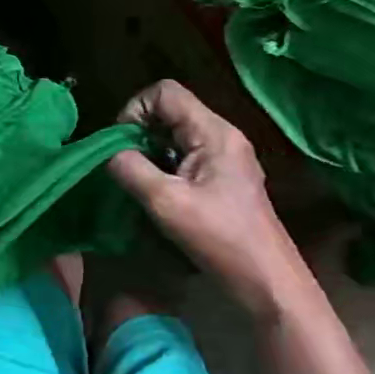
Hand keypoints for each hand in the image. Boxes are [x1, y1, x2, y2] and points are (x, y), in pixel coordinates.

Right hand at [106, 81, 305, 310]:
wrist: (266, 281)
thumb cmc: (219, 238)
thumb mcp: (165, 202)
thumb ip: (130, 168)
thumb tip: (108, 153)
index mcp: (213, 132)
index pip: (164, 92)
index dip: (135, 110)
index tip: (122, 144)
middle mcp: (222, 136)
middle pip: (169, 111)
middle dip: (139, 133)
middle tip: (125, 166)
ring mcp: (225, 157)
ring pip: (174, 136)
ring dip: (149, 153)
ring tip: (139, 183)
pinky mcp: (223, 178)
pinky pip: (184, 156)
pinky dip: (163, 168)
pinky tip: (158, 195)